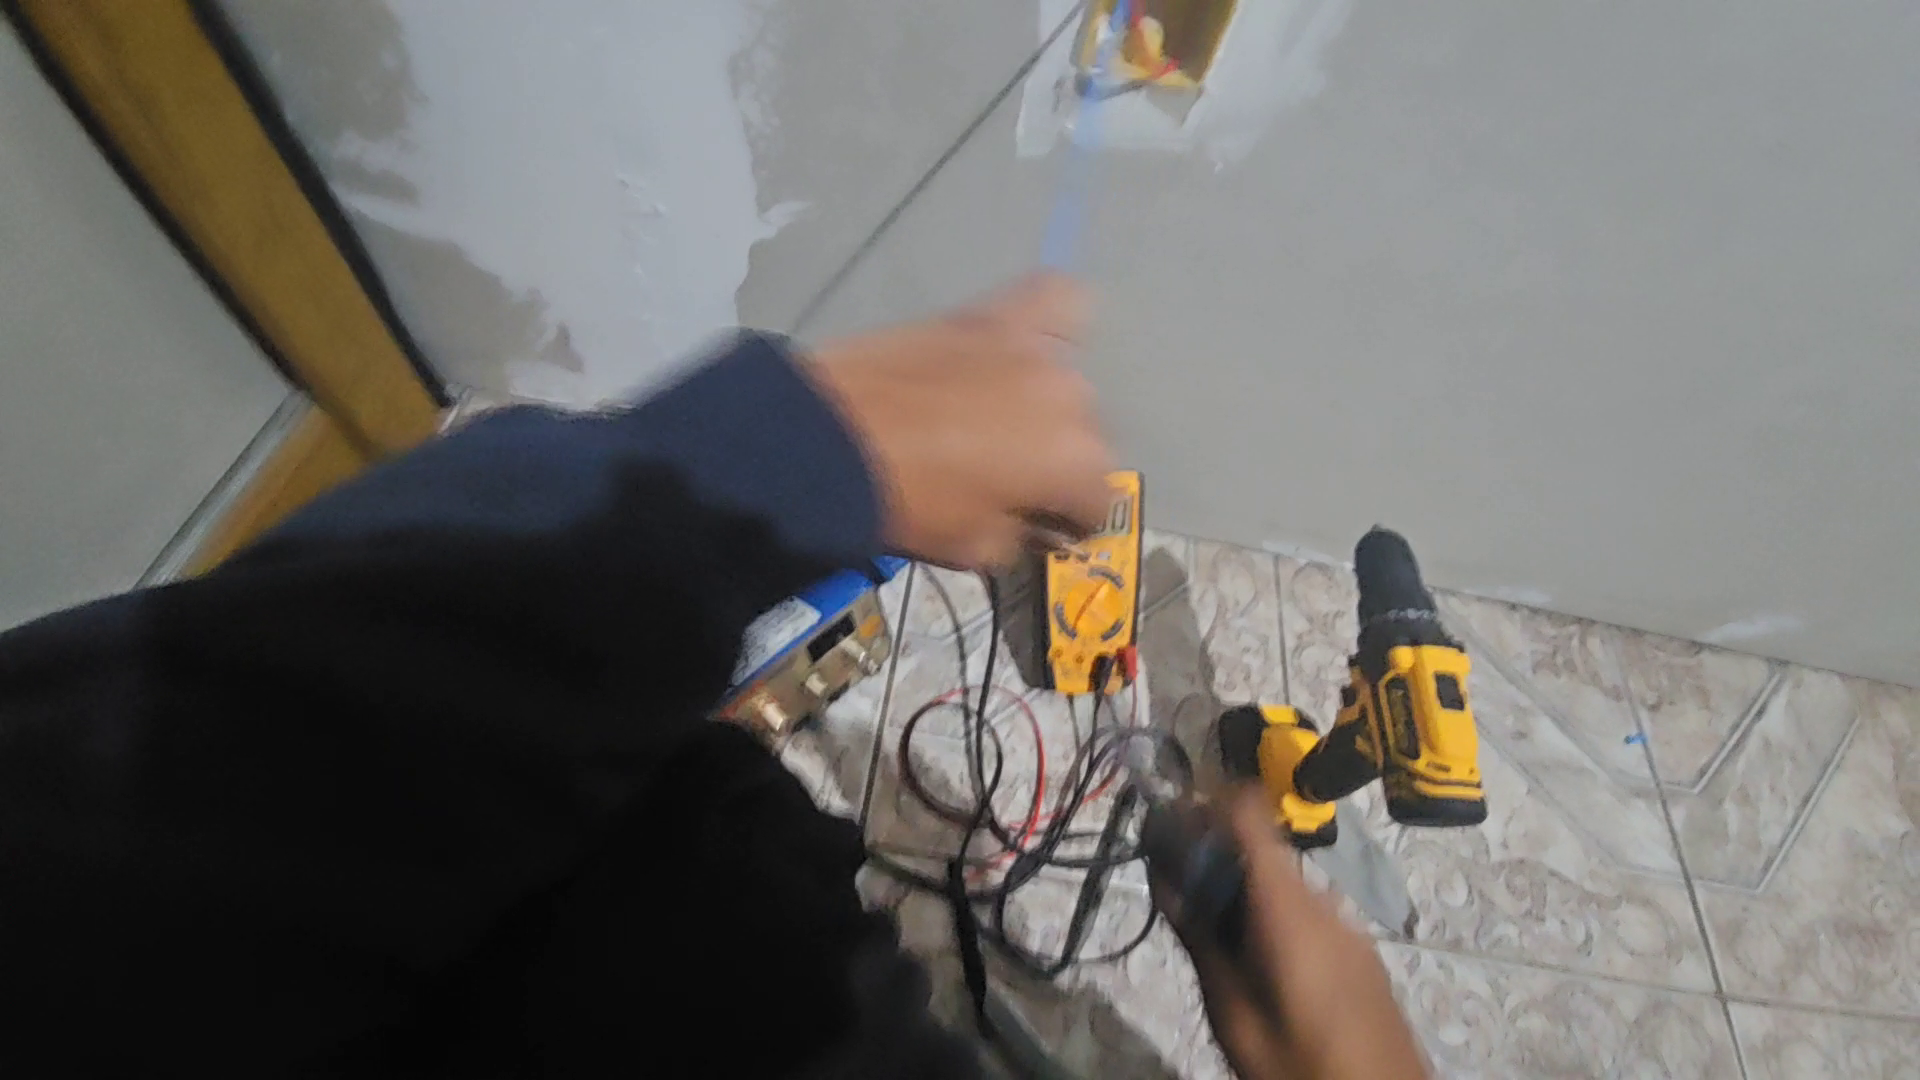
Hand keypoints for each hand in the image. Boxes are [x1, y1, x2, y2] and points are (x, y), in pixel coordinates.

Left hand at [802, 274, 1113, 569]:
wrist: (831, 443)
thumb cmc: (906, 504)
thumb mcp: (973, 549)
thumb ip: (1023, 538)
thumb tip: (1037, 526)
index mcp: (1076, 465)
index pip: (1098, 501)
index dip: (1068, 520)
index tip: (1040, 523)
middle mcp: (1075, 401)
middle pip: (1084, 441)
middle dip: (1056, 465)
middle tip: (1007, 476)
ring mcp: (1037, 350)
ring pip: (1067, 382)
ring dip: (1046, 406)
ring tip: (1002, 418)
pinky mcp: (995, 316)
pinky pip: (1053, 301)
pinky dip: (1051, 322)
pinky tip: (1029, 343)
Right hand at [1153, 789, 1428, 1079]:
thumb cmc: (1301, 1066)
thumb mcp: (1233, 1013)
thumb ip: (1199, 938)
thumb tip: (1162, 878)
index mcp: (1287, 905)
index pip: (1249, 811)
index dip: (1208, 800)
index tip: (1172, 819)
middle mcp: (1320, 900)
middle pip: (1258, 847)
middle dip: (1211, 854)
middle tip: (1175, 885)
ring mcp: (1346, 925)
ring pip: (1278, 878)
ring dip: (1239, 886)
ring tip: (1209, 926)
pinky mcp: (1358, 950)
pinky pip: (1302, 907)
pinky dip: (1269, 910)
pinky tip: (1254, 956)